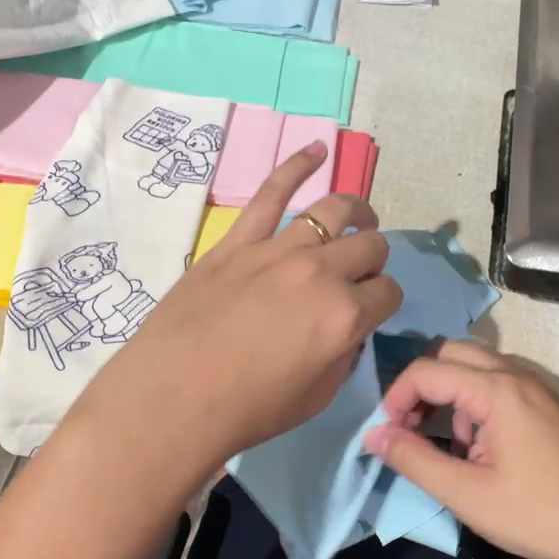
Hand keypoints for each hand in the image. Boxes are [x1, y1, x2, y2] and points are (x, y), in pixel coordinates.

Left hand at [80, 143, 402, 465]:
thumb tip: (347, 328)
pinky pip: (272, 192)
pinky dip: (297, 165)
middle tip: (359, 276)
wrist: (170, 401)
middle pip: (371, 246)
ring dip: (356, 213)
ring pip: (335, 210)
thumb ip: (344, 353)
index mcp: (346, 316)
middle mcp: (322, 272)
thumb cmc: (248, 410)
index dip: (384, 302)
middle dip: (374, 261)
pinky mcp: (239, 240)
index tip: (371, 311)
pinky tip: (317, 149)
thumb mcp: (318, 396)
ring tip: (359, 220)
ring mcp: (279, 250)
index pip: (389, 292)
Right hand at [363, 341, 558, 558]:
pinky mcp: (546, 403)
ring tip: (446, 446)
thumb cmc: (539, 513)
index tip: (386, 435)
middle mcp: (515, 373)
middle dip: (421, 386)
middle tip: (407, 430)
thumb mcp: (468, 494)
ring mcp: (535, 386)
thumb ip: (415, 460)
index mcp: (495, 388)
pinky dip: (474, 402)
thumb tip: (373, 434)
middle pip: (451, 354)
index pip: (426, 370)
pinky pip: (498, 383)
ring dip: (449, 394)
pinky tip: (480, 449)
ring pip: (475, 367)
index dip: (396, 397)